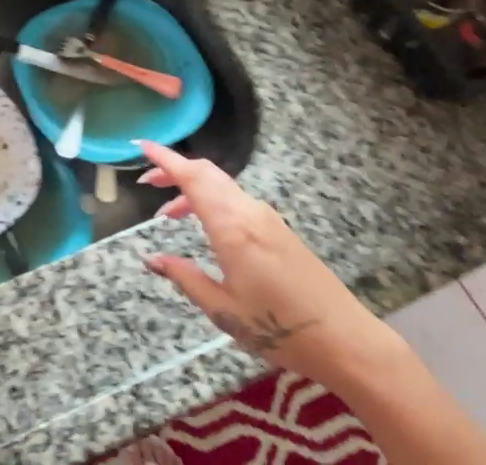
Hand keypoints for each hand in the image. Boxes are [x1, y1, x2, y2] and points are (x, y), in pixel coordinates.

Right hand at [137, 141, 396, 384]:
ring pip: (223, 187)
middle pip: (207, 174)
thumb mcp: (222, 309)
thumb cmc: (278, 327)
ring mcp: (268, 218)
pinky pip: (237, 201)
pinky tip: (205, 226)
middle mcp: (250, 212)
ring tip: (169, 214)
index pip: (192, 178)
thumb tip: (151, 259)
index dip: (165, 159)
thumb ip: (185, 277)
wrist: (343, 338)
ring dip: (194, 190)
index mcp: (232, 226)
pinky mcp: (279, 230)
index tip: (142, 146)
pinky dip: (213, 202)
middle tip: (148, 182)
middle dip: (175, 171)